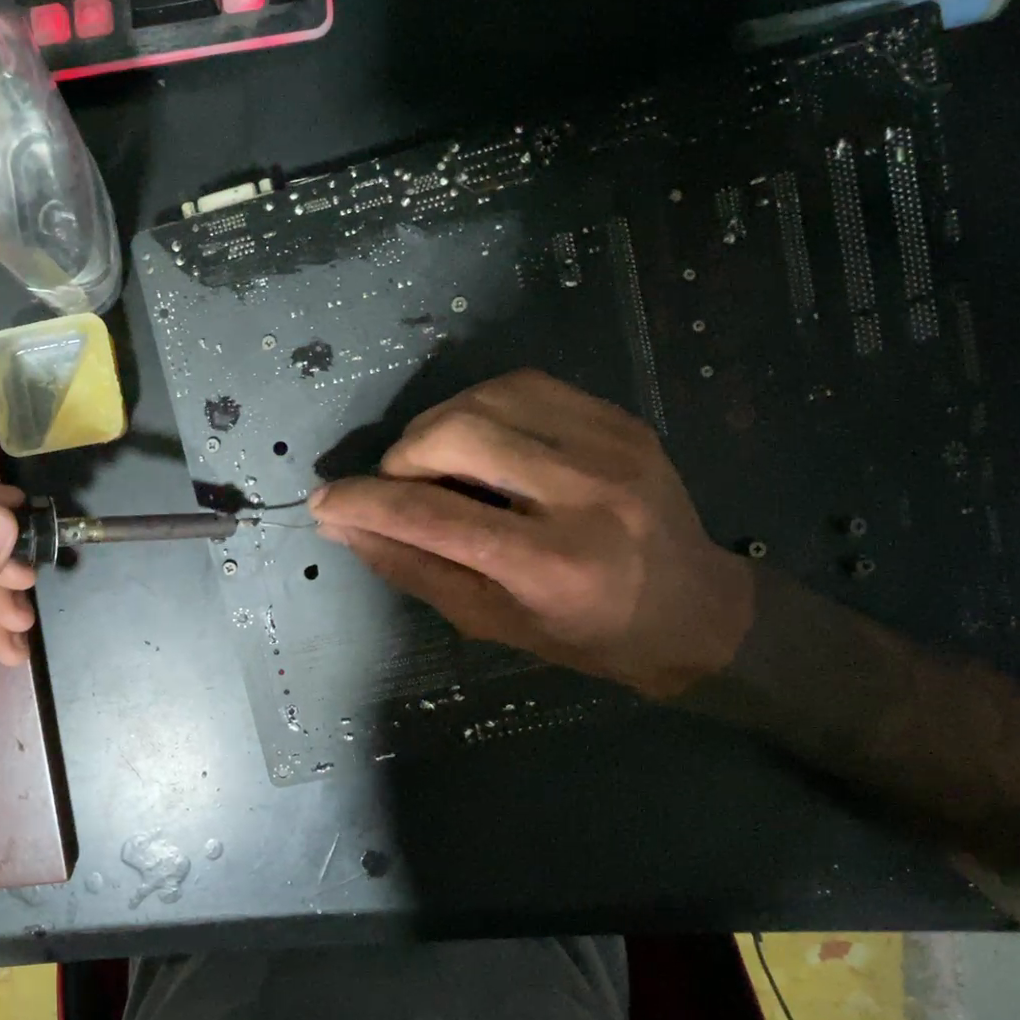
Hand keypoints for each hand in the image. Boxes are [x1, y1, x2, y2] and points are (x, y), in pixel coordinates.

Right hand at [308, 370, 753, 700]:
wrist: (695, 609)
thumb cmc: (584, 634)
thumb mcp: (489, 620)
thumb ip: (411, 568)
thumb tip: (342, 526)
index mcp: (551, 565)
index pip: (431, 516)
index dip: (363, 503)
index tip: (324, 500)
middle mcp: (585, 495)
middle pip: (456, 435)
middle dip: (402, 457)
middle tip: (396, 485)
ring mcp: (609, 446)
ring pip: (484, 398)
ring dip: (434, 427)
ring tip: (434, 463)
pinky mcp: (618, 418)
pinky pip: (521, 385)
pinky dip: (477, 406)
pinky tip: (476, 438)